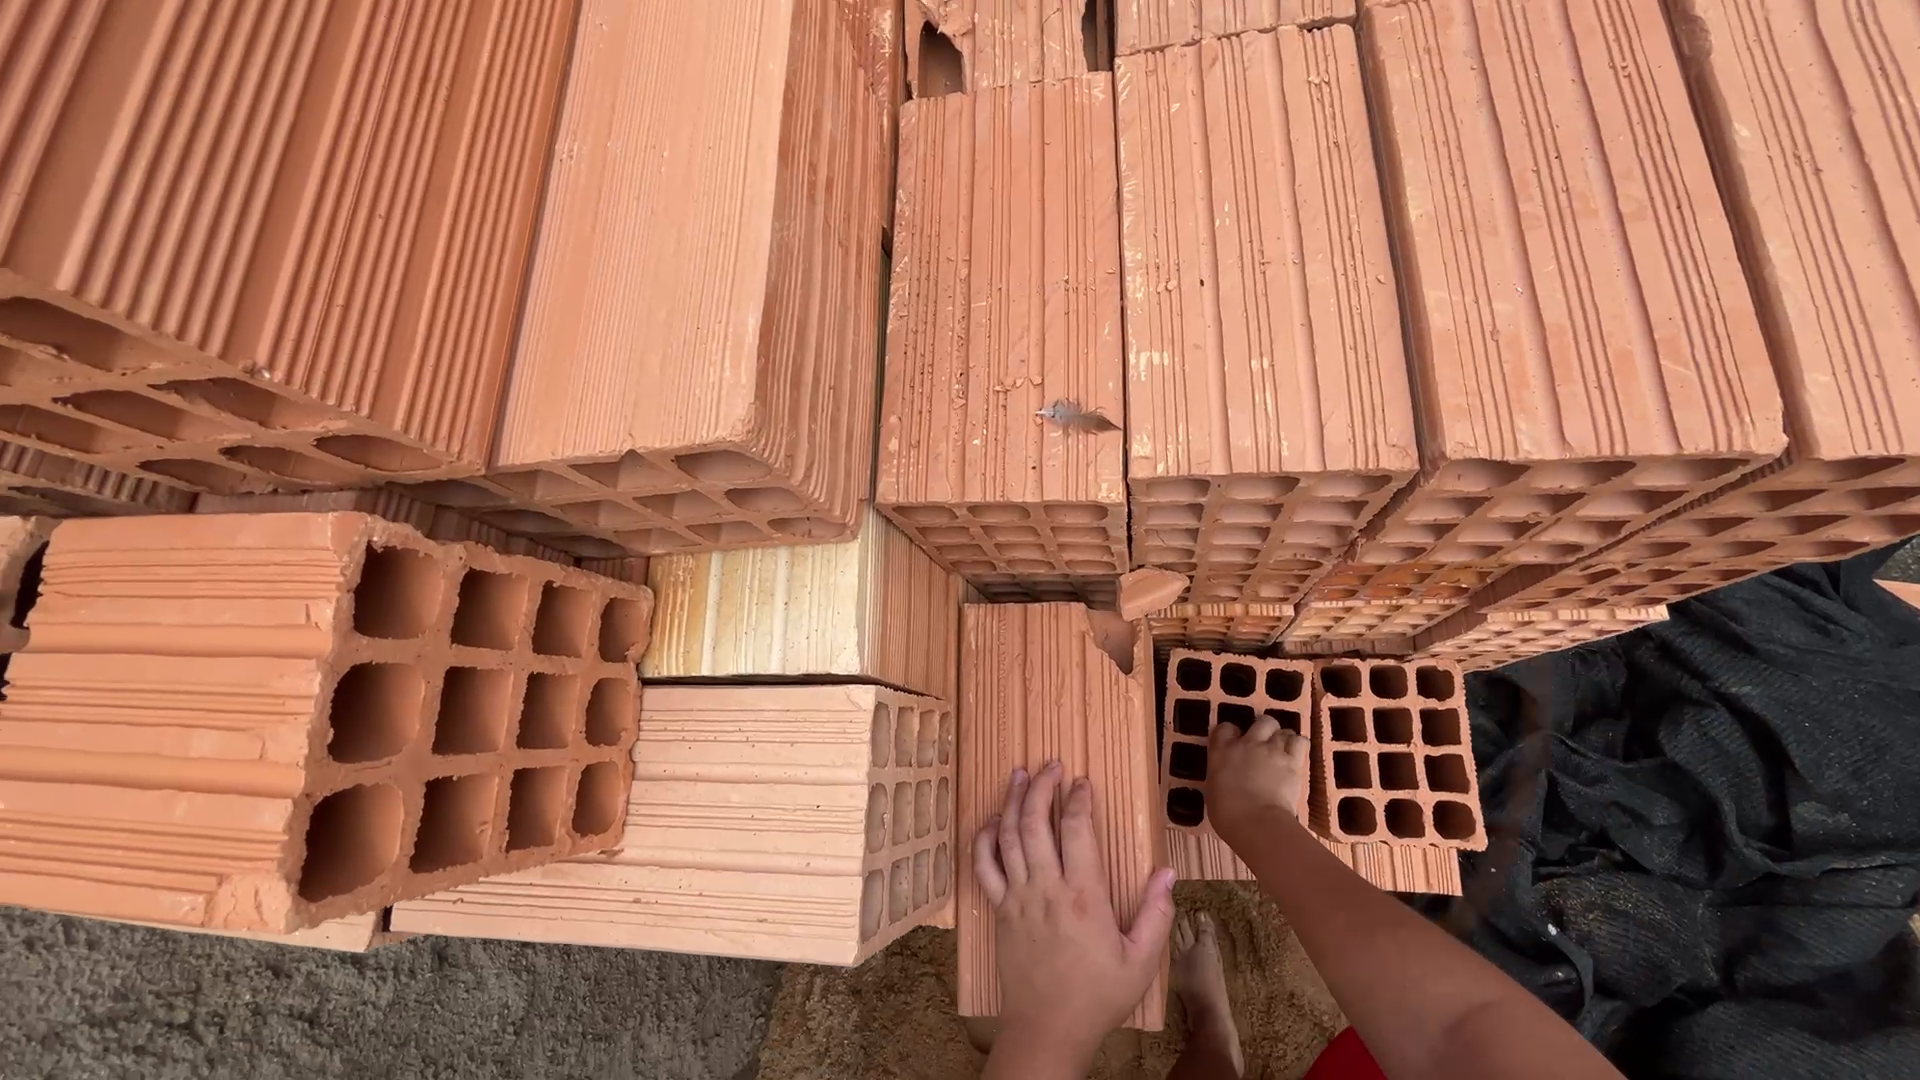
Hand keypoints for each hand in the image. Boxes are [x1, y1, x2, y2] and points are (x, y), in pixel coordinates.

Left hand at [974, 762, 1174, 1070]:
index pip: (1077, 829)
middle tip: (1050, 764)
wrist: (1048, 1029)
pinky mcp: (999, 910)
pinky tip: (993, 820)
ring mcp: (1017, 897)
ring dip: (1013, 801)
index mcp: (1083, 896)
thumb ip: (1156, 913)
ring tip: (1019, 775)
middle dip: (1041, 786)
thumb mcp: (1140, 960)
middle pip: (1036, 822)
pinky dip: (985, 838)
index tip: (1081, 780)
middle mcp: (1046, 888)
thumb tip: (1167, 872)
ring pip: (1008, 836)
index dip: (1078, 798)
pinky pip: (985, 866)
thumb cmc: (1098, 995)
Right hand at [1206, 715, 1309, 848]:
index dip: (1233, 732)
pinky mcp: (1292, 762)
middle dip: (1265, 728)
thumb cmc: (1226, 812)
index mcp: (1222, 750)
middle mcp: (1247, 743)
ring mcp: (1271, 750)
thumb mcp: (1214, 788)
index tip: (1236, 741)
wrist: (1255, 821)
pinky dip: (1298, 744)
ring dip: (1283, 738)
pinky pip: (1300, 742)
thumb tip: (1229, 777)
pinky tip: (1295, 754)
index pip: (1226, 728)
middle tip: (1265, 742)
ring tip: (1283, 749)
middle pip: (1261, 722)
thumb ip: (1222, 774)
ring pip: (1282, 730)